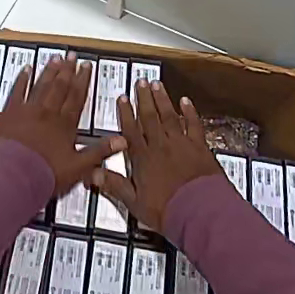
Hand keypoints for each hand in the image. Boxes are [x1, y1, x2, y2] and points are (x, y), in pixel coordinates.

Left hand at [0, 53, 123, 198]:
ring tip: (55, 58)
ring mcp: (28, 112)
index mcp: (65, 125)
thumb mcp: (79, 167)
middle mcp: (48, 114)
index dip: (83, 80)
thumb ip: (100, 152)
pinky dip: (22, 80)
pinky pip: (17, 92)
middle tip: (72, 56)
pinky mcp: (9, 115)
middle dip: (67, 71)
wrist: (11, 176)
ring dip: (49, 71)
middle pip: (60, 87)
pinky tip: (26, 70)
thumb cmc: (44, 174)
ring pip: (41, 86)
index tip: (86, 67)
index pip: (77, 97)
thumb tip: (122, 141)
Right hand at [94, 80, 226, 235]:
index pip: (130, 131)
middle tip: (140, 82)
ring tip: (157, 85)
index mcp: (143, 159)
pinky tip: (186, 101)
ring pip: (169, 116)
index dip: (125, 113)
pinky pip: (193, 124)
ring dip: (162, 99)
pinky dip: (189, 112)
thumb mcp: (134, 202)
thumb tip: (95, 174)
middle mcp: (161, 146)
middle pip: (149, 117)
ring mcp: (181, 144)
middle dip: (143, 99)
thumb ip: (115, 185)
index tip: (122, 99)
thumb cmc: (168, 210)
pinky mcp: (199, 147)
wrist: (199, 210)